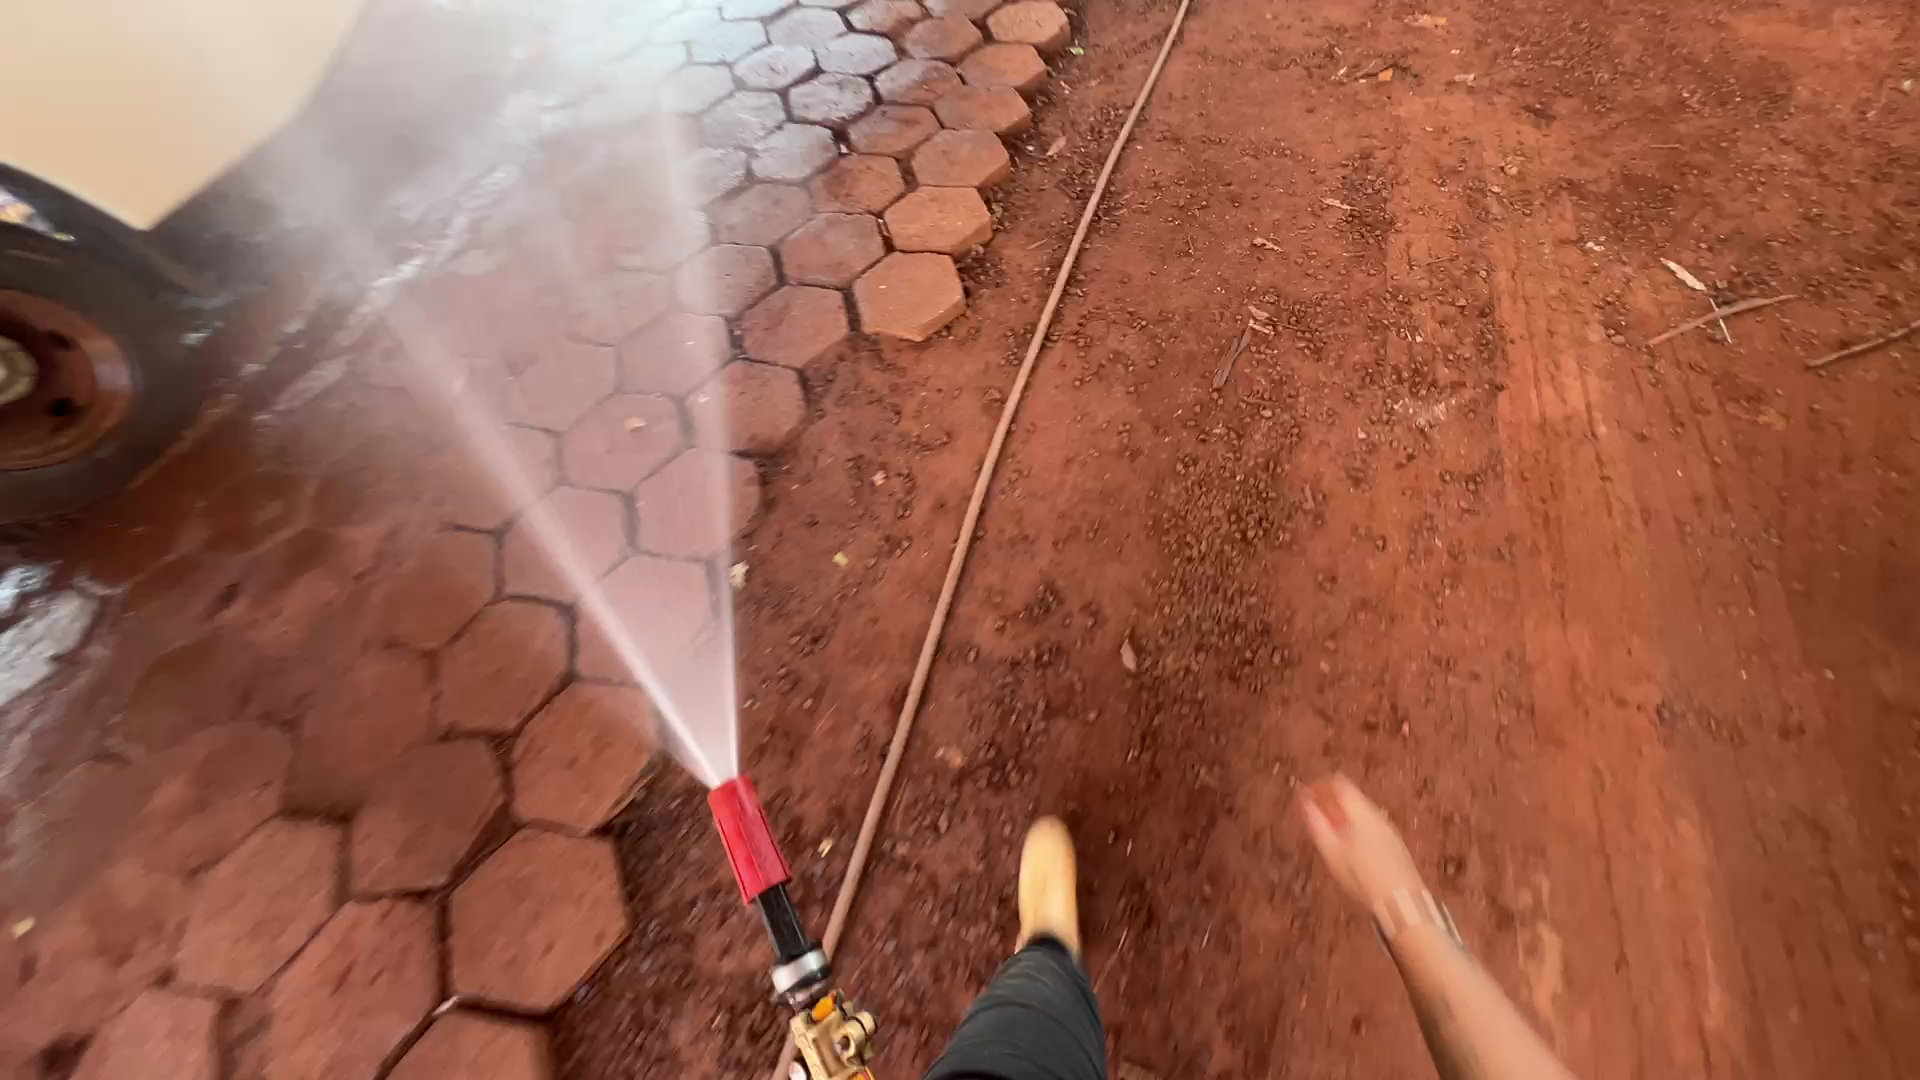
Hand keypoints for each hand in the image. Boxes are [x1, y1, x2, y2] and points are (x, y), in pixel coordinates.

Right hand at [1299, 774, 1426, 911]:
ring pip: (1362, 811)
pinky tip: (1350, 846)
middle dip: (1331, 801)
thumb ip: (1316, 822)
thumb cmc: (1360, 876)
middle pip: (1352, 796)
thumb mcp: (1331, 851)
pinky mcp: (1396, 844)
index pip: (1339, 783)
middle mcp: (1377, 815)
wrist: (1403, 904)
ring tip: (1330, 832)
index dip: (1321, 785)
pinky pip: (1371, 824)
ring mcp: (1389, 830)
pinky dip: (1356, 826)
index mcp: (1360, 812)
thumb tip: (1305, 801)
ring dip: (1344, 814)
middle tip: (1315, 814)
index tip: (1307, 795)